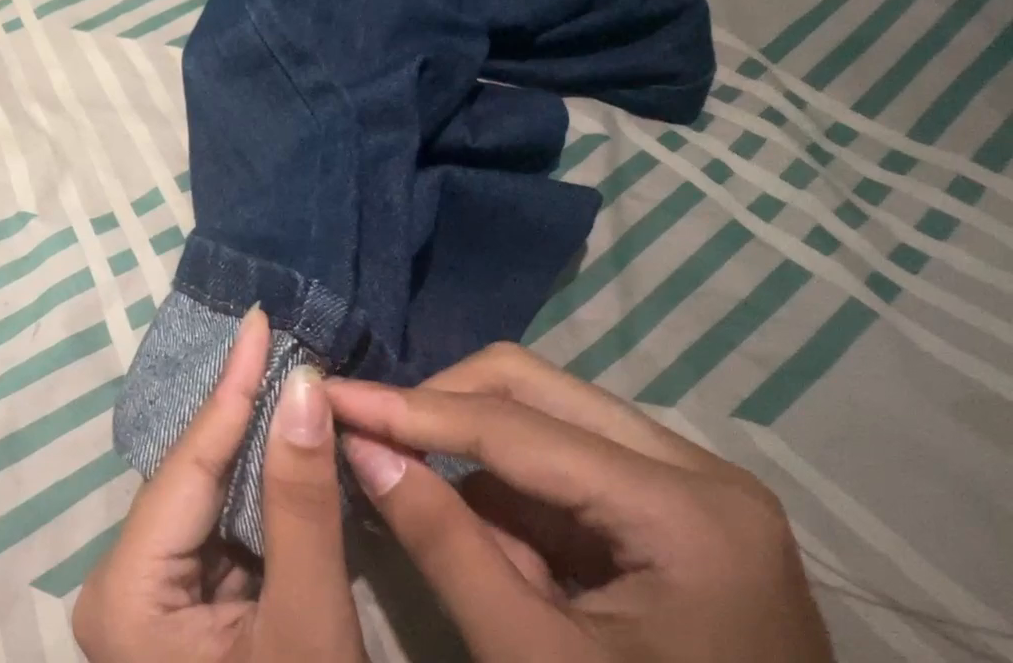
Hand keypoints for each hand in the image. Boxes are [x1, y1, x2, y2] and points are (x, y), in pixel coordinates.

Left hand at [74, 308, 366, 662]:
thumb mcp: (307, 624)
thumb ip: (299, 505)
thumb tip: (302, 391)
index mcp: (126, 593)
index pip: (186, 467)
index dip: (229, 390)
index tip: (254, 322)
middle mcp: (119, 587)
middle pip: (191, 483)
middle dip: (242, 417)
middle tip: (283, 348)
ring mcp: (145, 600)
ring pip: (206, 505)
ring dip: (252, 453)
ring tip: (289, 384)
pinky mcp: (175, 611)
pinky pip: (217, 536)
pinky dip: (256, 502)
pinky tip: (285, 455)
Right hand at [328, 343, 833, 662]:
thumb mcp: (531, 658)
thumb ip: (443, 543)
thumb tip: (358, 445)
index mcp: (685, 512)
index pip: (512, 425)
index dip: (408, 409)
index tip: (326, 393)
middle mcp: (699, 475)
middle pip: (534, 389)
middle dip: (441, 411)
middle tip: (368, 436)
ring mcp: (693, 492)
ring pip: (545, 420)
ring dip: (476, 462)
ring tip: (448, 535)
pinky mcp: (675, 516)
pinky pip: (564, 469)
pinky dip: (511, 499)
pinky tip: (508, 564)